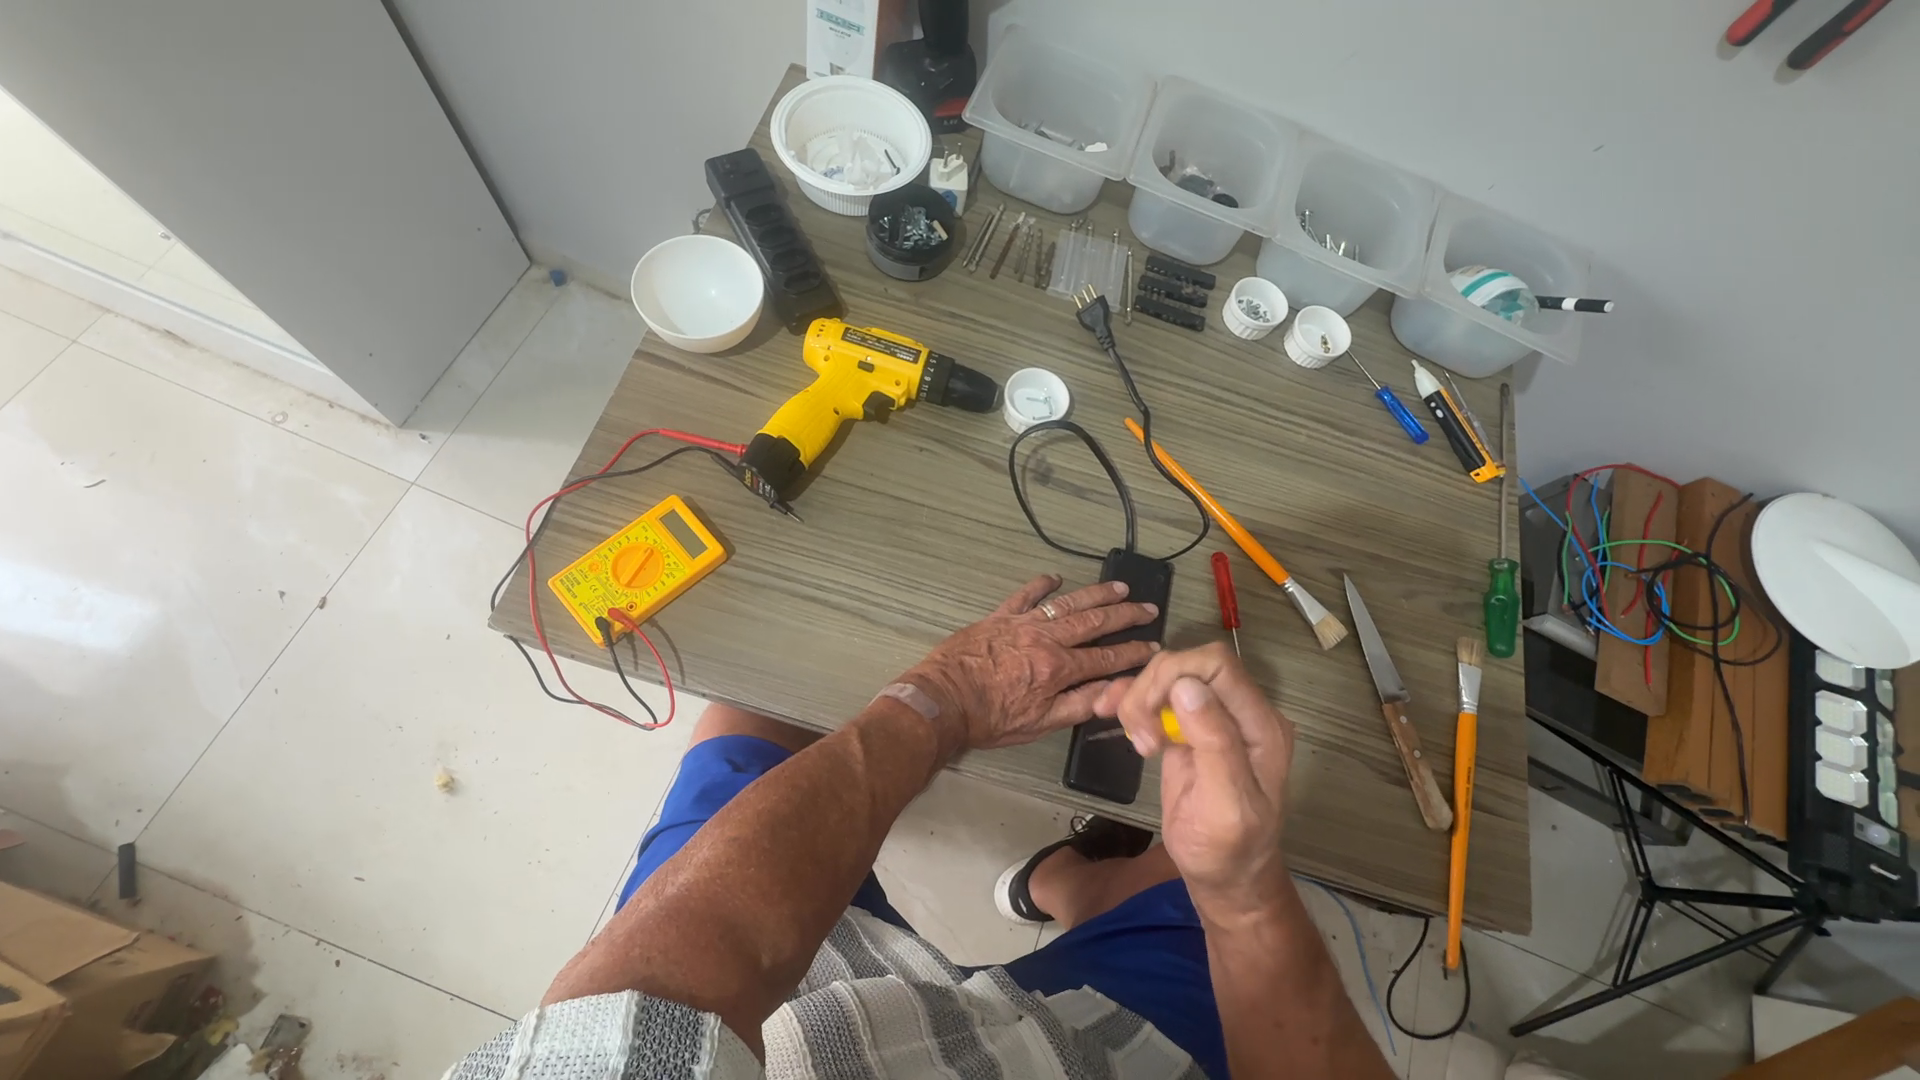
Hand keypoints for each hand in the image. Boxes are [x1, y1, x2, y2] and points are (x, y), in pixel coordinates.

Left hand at [902, 575, 1159, 752]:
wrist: (942, 701)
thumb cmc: (990, 719)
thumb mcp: (1039, 725)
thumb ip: (1078, 706)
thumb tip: (1112, 693)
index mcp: (1059, 669)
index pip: (1107, 658)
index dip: (1134, 653)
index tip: (1155, 646)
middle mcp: (1046, 639)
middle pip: (1095, 622)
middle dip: (1125, 615)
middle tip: (1148, 608)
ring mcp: (1023, 624)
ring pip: (1068, 603)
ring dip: (1096, 594)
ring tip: (1120, 588)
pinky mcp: (1000, 617)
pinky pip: (1025, 595)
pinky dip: (1042, 585)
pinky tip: (1056, 578)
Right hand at [1094, 644, 1294, 921]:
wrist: (1222, 878)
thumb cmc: (1229, 851)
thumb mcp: (1227, 807)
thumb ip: (1215, 744)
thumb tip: (1187, 687)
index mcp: (1260, 725)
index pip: (1218, 665)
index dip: (1176, 675)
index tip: (1151, 715)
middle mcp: (1239, 712)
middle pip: (1186, 665)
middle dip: (1151, 691)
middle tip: (1140, 740)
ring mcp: (1210, 717)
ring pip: (1166, 676)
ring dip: (1138, 699)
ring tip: (1136, 742)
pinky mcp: (1185, 727)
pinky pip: (1155, 696)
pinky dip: (1129, 699)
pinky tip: (1108, 712)